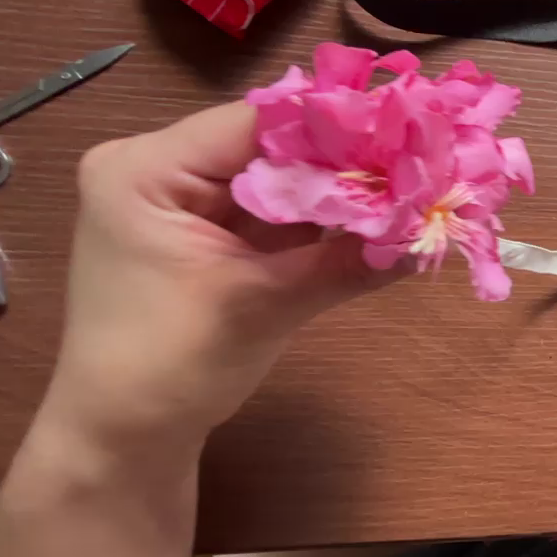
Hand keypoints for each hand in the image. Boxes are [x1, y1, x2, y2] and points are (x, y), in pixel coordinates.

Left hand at [44, 103, 399, 451]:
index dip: (334, 127)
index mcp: (148, 169)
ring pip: (287, 182)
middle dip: (348, 163)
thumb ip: (348, 264)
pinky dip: (330, 223)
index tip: (406, 136)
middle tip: (419, 169)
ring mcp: (196, 205)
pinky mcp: (221, 237)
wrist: (128, 433)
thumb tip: (428, 235)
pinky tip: (379, 223)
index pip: (256, 123)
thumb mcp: (265, 305)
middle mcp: (167, 171)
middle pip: (276, 148)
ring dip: (344, 194)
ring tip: (410, 194)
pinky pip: (285, 216)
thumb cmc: (171, 364)